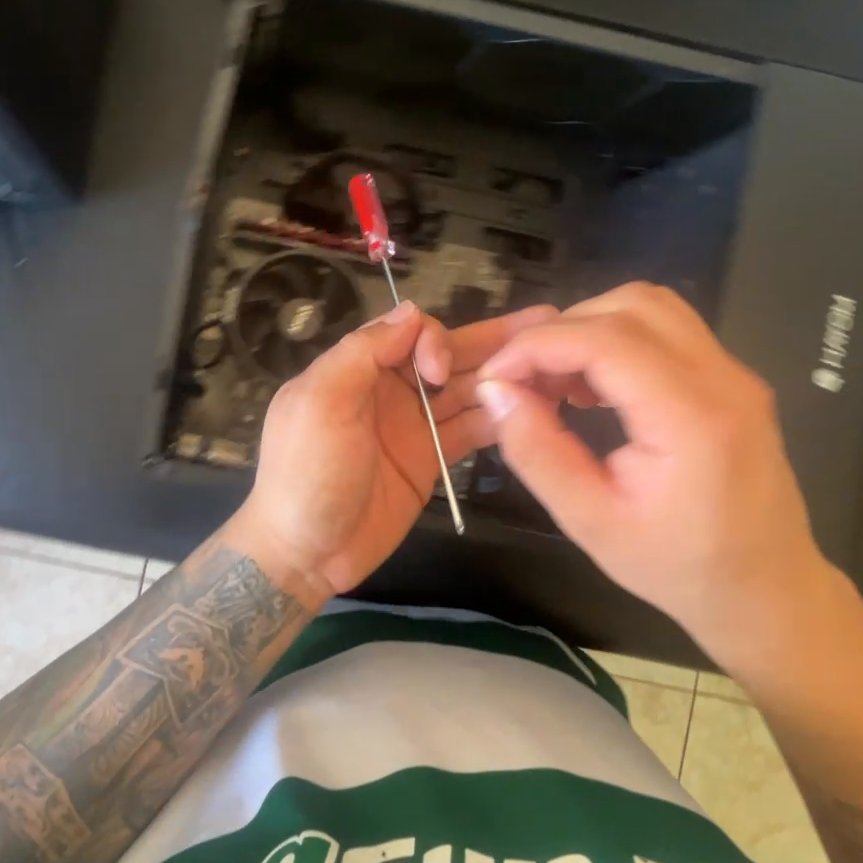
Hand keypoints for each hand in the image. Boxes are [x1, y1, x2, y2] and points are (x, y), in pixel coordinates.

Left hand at [234, 301, 557, 596]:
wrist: (305, 552)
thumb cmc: (305, 472)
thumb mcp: (320, 403)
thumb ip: (361, 353)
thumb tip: (411, 311)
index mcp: (356, 370)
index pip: (407, 333)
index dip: (432, 340)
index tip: (437, 371)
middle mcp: (388, 391)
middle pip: (445, 356)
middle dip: (492, 340)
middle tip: (548, 321)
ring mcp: (412, 426)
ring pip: (464, 390)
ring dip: (505, 376)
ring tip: (556, 362)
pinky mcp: (430, 461)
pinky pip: (469, 430)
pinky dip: (498, 418)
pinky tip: (535, 408)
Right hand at [475, 283, 835, 654]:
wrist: (766, 592)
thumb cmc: (676, 566)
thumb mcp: (589, 521)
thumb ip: (537, 451)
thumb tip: (495, 391)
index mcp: (691, 418)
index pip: (604, 339)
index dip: (537, 345)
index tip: (496, 377)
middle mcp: (722, 379)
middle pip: (630, 306)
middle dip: (561, 330)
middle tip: (524, 378)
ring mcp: (733, 374)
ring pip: (651, 306)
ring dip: (590, 327)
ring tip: (556, 380)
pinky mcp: (731, 379)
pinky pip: (667, 330)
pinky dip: (616, 339)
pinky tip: (592, 388)